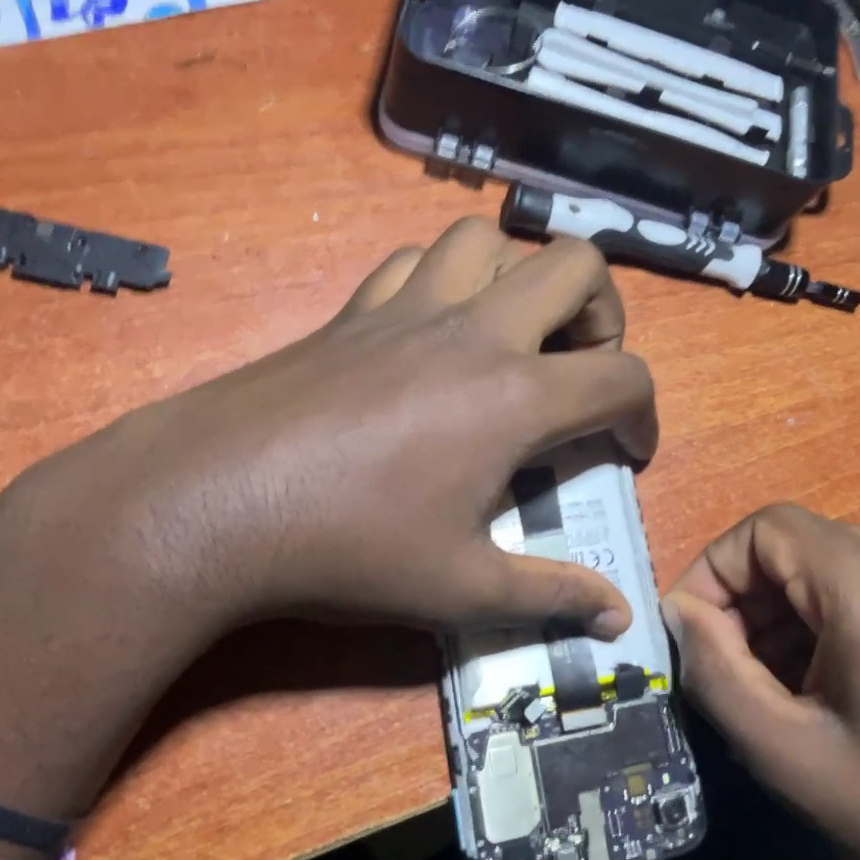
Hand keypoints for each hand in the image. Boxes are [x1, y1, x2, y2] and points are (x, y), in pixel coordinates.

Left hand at [6, 217, 655, 644]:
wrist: (216, 502)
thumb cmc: (349, 547)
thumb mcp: (461, 588)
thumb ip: (551, 596)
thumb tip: (620, 617)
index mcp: (515, 396)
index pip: (623, 377)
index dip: (644, 415)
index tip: (627, 451)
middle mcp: (474, 331)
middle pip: (576, 264)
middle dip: (604, 314)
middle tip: (581, 372)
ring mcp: (408, 308)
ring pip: (489, 241)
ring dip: (519, 279)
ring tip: (511, 340)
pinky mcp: (353, 309)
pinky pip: (416, 262)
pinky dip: (445, 281)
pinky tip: (430, 335)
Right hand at [664, 506, 859, 859]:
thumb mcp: (789, 755)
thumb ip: (715, 672)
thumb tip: (679, 615)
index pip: (765, 529)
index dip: (711, 572)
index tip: (691, 638)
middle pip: (798, 544)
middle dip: (746, 600)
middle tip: (728, 673)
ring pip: (832, 565)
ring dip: (785, 614)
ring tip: (774, 689)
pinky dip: (828, 622)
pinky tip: (826, 688)